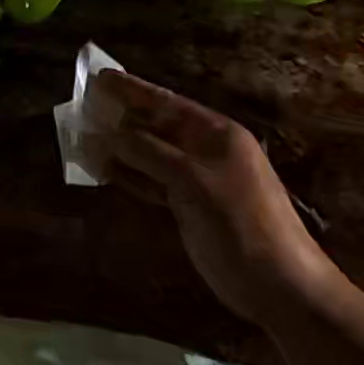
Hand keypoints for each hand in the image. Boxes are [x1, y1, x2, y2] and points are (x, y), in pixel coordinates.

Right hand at [96, 70, 345, 326]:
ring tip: (83, 138)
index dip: (131, 89)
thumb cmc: (240, 222)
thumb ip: (145, 150)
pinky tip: (102, 170)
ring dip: (118, 147)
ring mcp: (196, 178)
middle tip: (82, 107)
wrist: (281, 289)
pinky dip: (127, 174)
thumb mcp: (189, 178)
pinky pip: (150, 178)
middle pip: (154, 124)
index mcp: (215, 133)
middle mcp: (204, 149)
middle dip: (119, 117)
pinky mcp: (188, 204)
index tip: (98, 75)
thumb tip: (106, 135)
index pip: (165, 101)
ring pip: (148, 152)